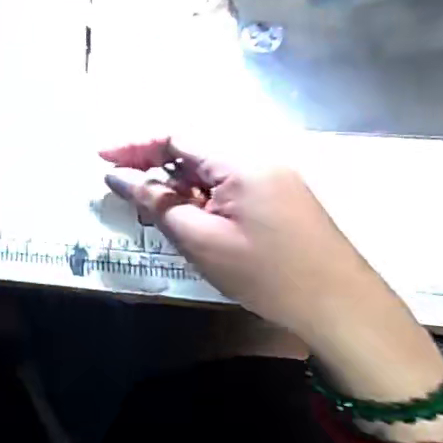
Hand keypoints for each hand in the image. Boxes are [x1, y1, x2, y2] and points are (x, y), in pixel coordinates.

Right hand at [101, 136, 442, 411]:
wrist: (341, 306)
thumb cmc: (266, 273)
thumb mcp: (200, 239)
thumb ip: (156, 203)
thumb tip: (118, 176)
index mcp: (240, 160)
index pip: (177, 136)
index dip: (135, 144)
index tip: (101, 157)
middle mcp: (258, 158)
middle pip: (193, 148)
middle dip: (152, 162)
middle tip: (119, 183)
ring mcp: (273, 177)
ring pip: (210, 168)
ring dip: (175, 181)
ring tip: (146, 205)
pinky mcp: (279, 197)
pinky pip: (228, 184)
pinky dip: (200, 194)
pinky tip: (185, 215)